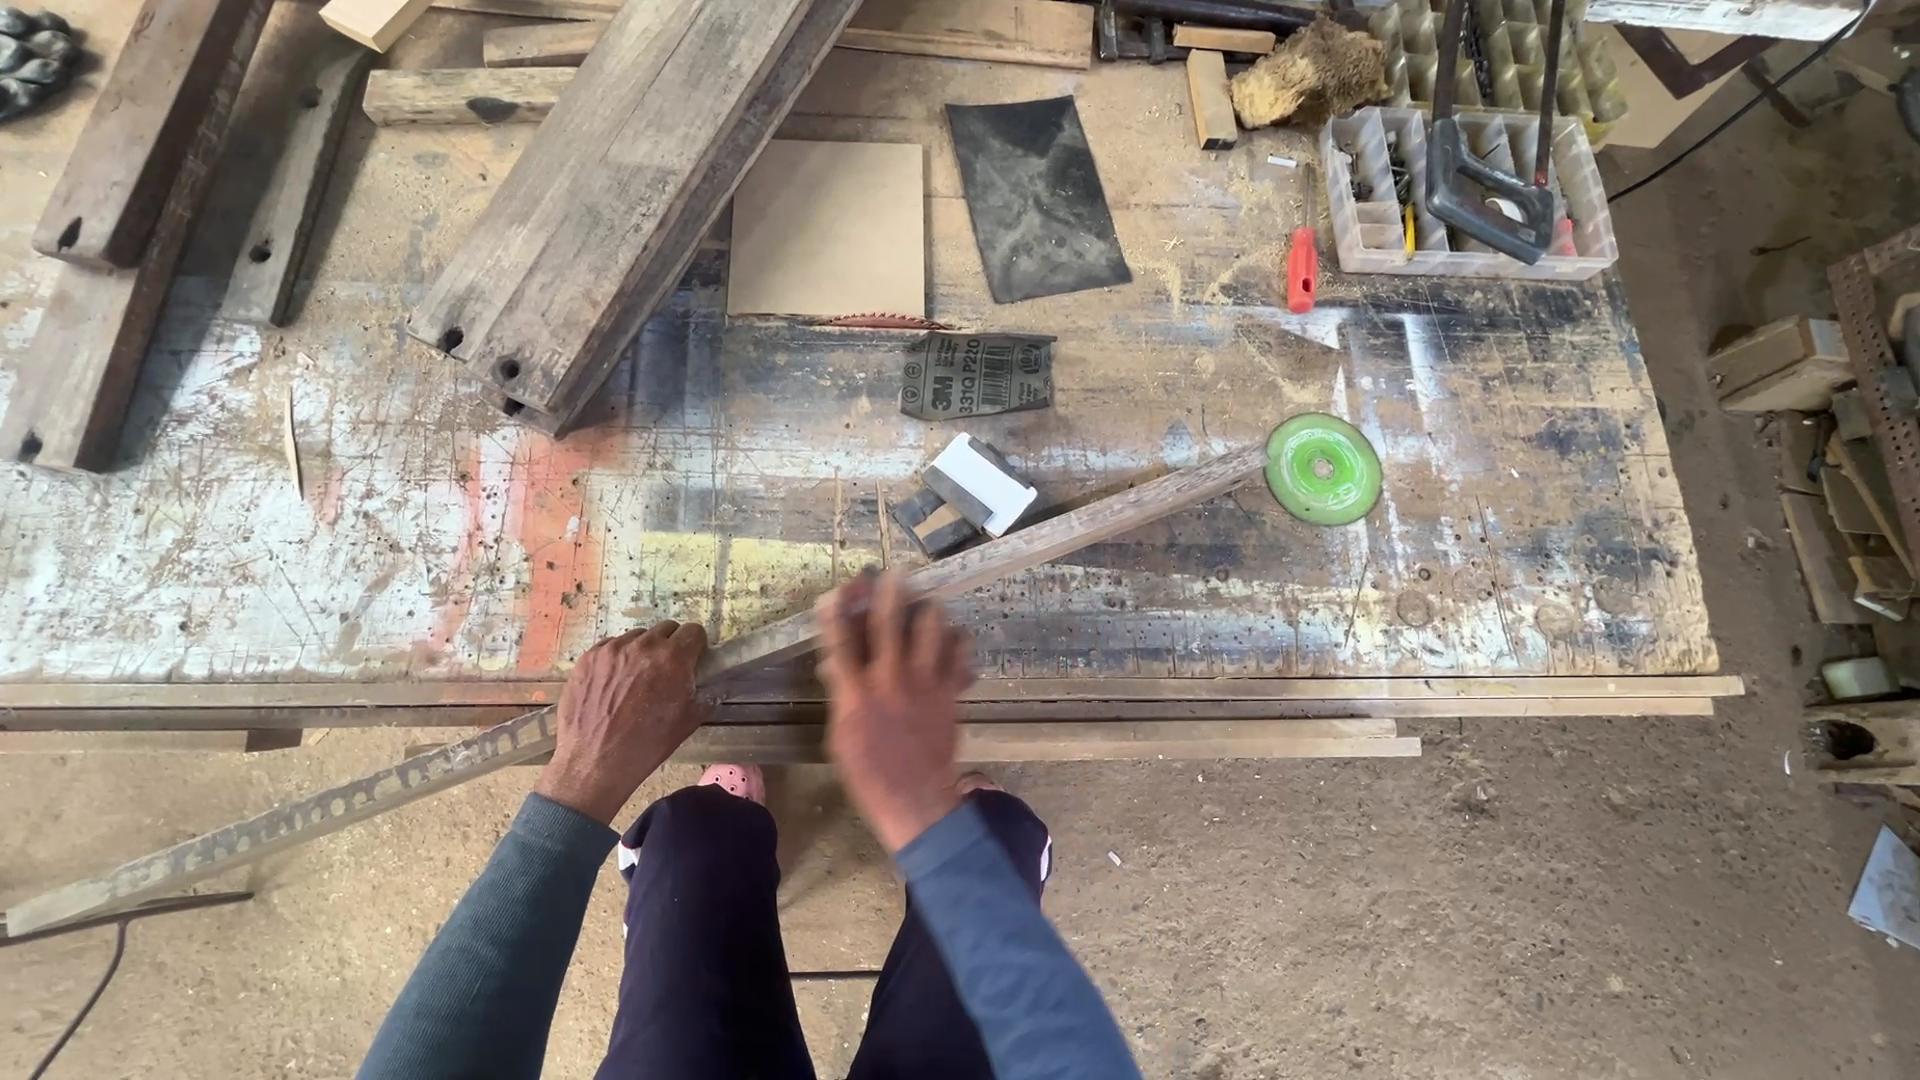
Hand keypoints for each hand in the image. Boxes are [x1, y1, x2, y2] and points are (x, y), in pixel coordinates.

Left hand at [534, 621, 708, 823]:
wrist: (595, 762)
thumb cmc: (647, 744)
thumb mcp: (688, 722)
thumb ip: (707, 696)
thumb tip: (717, 686)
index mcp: (672, 658)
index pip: (693, 631)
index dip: (696, 646)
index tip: (692, 660)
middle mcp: (643, 646)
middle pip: (665, 629)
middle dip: (670, 645)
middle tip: (666, 670)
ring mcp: (611, 650)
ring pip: (637, 637)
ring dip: (643, 651)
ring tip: (636, 678)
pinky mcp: (587, 658)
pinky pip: (610, 647)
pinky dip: (617, 658)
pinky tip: (614, 682)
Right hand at [817, 571, 975, 852]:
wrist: (915, 799)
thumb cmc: (869, 774)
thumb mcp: (840, 737)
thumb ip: (841, 695)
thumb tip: (836, 665)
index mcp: (855, 693)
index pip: (841, 641)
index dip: (837, 611)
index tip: (838, 589)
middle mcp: (889, 679)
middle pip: (889, 622)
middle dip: (890, 592)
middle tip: (895, 573)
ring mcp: (924, 683)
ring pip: (931, 628)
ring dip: (929, 610)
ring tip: (930, 603)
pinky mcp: (950, 692)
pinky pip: (960, 654)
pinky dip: (958, 641)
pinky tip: (955, 638)